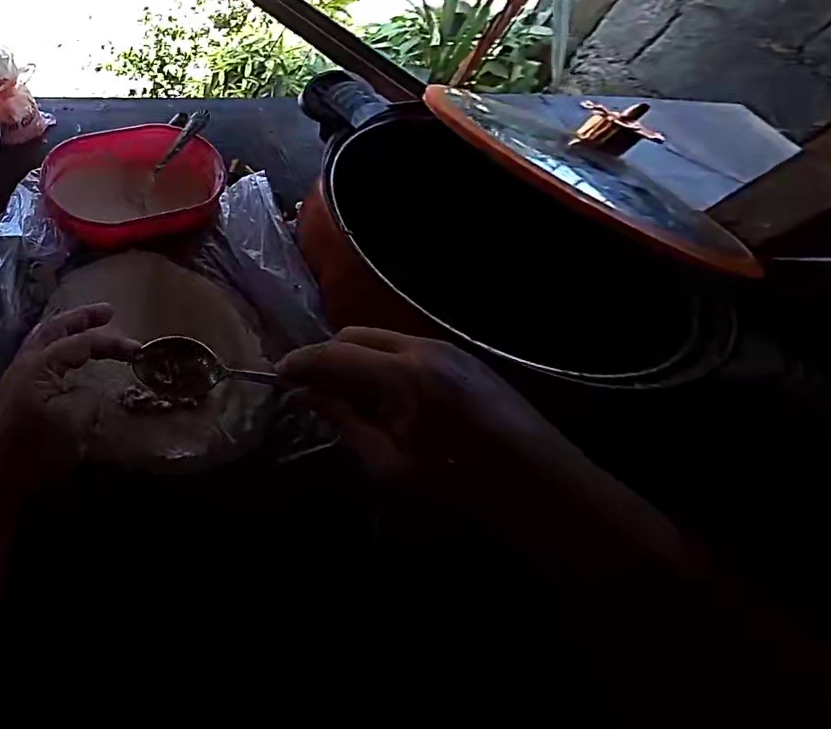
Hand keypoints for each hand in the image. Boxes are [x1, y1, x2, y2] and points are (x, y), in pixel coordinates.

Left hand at [0, 304, 137, 519]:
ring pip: (41, 340)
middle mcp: (23, 364)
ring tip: (85, 325)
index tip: (137, 349)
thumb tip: (91, 389)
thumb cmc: (33, 454)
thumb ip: (87, 399)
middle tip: (107, 311)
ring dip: (64, 329)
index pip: (78, 342)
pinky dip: (54, 348)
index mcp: (38, 365)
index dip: (109, 343)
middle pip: (53, 328)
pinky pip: (36, 357)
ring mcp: (14, 378)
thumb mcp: (71, 426)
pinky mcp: (13, 395)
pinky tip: (63, 358)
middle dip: (80, 317)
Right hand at [280, 328, 683, 561]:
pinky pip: (402, 345)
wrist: (552, 495)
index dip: (299, 363)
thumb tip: (302, 395)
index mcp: (404, 375)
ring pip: (375, 336)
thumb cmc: (465, 488)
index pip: (332, 354)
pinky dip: (378, 359)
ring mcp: (446, 348)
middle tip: (312, 388)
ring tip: (346, 391)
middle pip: (350, 335)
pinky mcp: (462, 356)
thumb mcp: (390, 463)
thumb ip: (341, 420)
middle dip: (324, 357)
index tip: (278, 377)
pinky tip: (382, 391)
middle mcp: (423, 348)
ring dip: (351, 356)